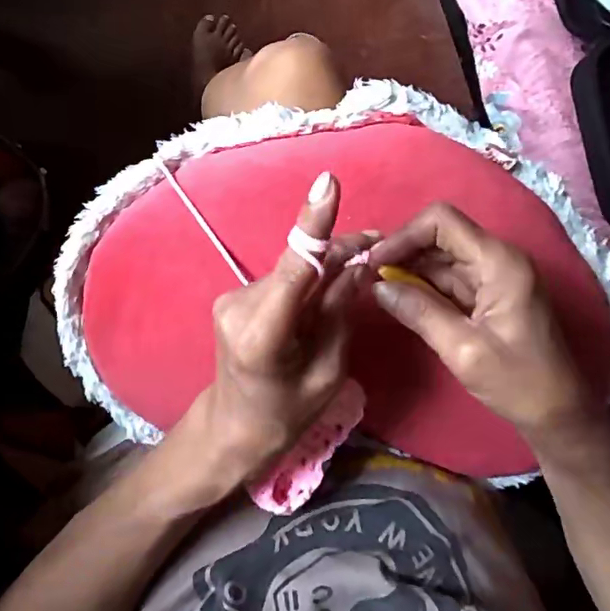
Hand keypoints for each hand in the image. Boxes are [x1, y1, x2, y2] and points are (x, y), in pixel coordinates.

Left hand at [169, 172, 373, 499]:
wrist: (233, 428)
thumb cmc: (286, 414)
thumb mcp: (327, 371)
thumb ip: (339, 312)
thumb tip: (359, 263)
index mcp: (262, 334)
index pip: (294, 269)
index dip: (313, 224)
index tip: (327, 182)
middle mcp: (240, 305)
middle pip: (299, 265)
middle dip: (339, 255)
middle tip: (377, 249)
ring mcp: (232, 297)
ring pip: (292, 271)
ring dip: (324, 271)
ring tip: (353, 281)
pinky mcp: (235, 296)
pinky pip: (282, 280)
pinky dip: (305, 284)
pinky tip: (320, 299)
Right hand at [366, 202, 598, 437]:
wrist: (559, 413)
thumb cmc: (518, 382)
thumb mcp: (462, 349)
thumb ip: (419, 312)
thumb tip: (377, 287)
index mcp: (499, 262)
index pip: (442, 221)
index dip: (404, 236)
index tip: (375, 263)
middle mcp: (498, 259)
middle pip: (440, 235)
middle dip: (403, 252)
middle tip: (369, 278)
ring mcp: (494, 276)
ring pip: (441, 257)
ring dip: (409, 269)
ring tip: (378, 289)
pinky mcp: (489, 294)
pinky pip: (449, 278)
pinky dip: (423, 285)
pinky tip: (400, 299)